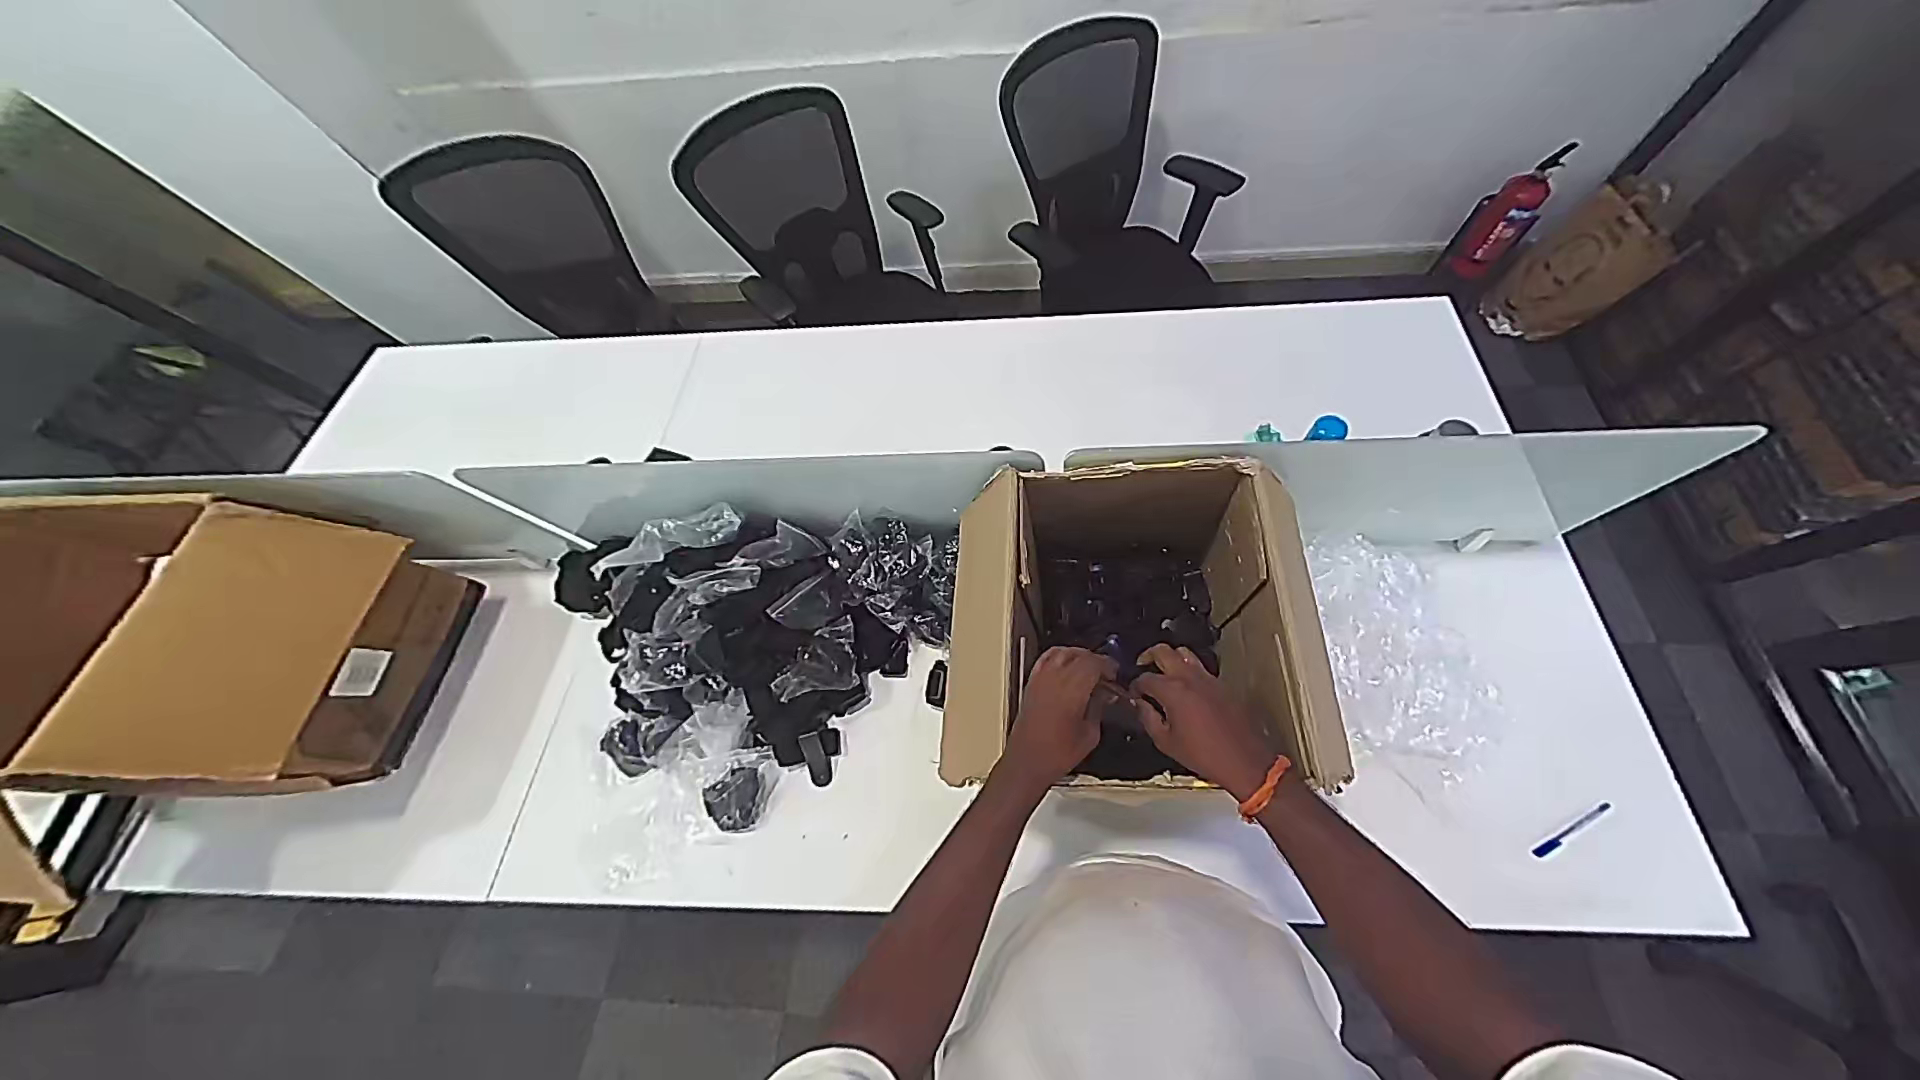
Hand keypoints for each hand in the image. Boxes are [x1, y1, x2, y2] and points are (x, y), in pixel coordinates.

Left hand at [1000, 646, 1114, 789]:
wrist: (1027, 762)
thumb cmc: (1056, 754)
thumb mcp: (1090, 734)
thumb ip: (1098, 707)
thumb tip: (1104, 694)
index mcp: (1072, 689)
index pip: (1093, 662)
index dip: (1108, 664)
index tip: (1115, 673)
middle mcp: (1053, 679)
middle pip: (1078, 654)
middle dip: (1095, 660)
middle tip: (1106, 673)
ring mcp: (1040, 679)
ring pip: (1061, 652)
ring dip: (1077, 656)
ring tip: (1089, 669)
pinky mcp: (1031, 684)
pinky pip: (1045, 659)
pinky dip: (1058, 657)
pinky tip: (1066, 667)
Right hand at [1131, 643, 1276, 800]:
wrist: (1244, 761)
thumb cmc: (1204, 754)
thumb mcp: (1165, 741)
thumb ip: (1147, 717)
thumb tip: (1139, 704)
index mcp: (1172, 690)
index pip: (1145, 678)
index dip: (1134, 685)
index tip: (1133, 693)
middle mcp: (1189, 677)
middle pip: (1163, 651)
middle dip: (1147, 657)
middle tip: (1142, 667)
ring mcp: (1208, 678)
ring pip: (1184, 652)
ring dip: (1170, 657)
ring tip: (1163, 671)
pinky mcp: (1221, 684)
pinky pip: (1200, 666)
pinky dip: (1187, 668)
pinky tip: (1184, 685)